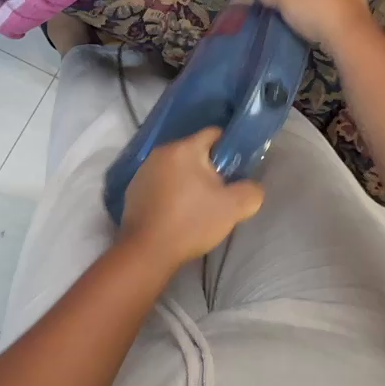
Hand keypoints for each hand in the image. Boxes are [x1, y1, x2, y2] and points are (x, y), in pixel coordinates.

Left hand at [119, 127, 263, 268]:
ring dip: (187, 182)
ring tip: (196, 209)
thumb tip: (251, 188)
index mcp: (184, 149)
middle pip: (194, 153)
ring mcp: (144, 171)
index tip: (235, 171)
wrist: (147, 251)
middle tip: (218, 195)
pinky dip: (170, 193)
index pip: (213, 134)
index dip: (228, 149)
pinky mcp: (133, 190)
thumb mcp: (233, 208)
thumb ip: (250, 191)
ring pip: (176, 169)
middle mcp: (161, 152)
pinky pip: (160, 183)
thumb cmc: (191, 222)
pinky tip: (175, 215)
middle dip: (208, 170)